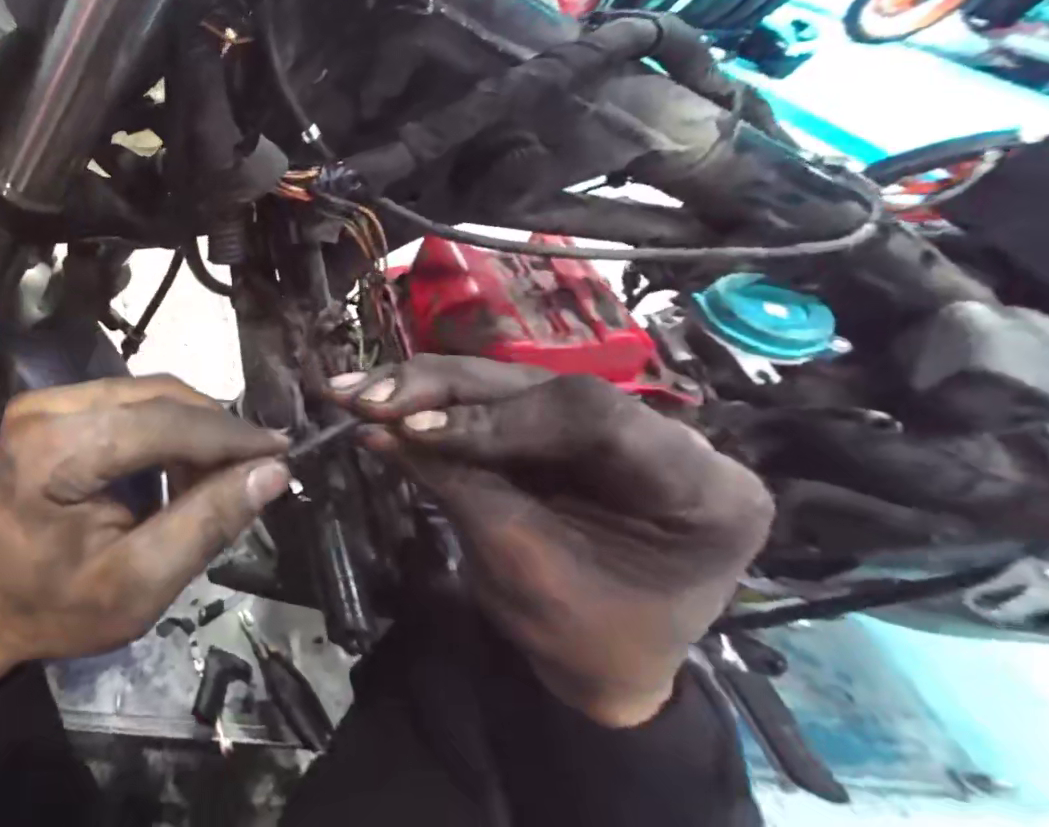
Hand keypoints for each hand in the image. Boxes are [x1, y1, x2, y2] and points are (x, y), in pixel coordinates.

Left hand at [0, 377, 290, 692]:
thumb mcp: (139, 583)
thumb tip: (271, 471)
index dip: (227, 434)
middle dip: (213, 429)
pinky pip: (127, 401)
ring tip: (217, 476)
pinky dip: (165, 427)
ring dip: (191, 428)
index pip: (162, 423)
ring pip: (146, 393)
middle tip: (255, 467)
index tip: (281, 449)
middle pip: (155, 397)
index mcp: (53, 452)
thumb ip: (206, 522)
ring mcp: (42, 402)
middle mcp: (43, 409)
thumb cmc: (57, 608)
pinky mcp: (49, 407)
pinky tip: (179, 465)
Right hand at [331, 357, 772, 726]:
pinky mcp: (556, 426)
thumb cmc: (582, 640)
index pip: (590, 415)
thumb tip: (375, 429)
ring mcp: (604, 425)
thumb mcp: (522, 568)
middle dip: (438, 390)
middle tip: (363, 395)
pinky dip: (427, 403)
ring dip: (420, 387)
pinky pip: (488, 402)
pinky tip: (376, 398)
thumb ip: (457, 486)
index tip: (414, 430)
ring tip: (350, 390)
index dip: (494, 417)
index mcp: (698, 485)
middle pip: (535, 385)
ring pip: (503, 383)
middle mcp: (659, 436)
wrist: (597, 666)